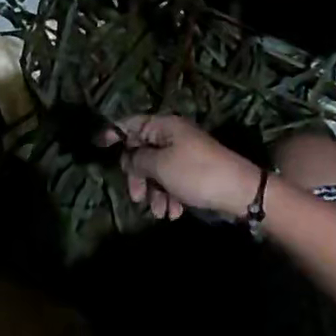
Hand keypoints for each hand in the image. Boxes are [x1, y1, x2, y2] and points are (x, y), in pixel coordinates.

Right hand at [102, 115, 261, 220]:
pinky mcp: (193, 172)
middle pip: (142, 151)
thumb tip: (128, 157)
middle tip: (137, 198)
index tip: (98, 147)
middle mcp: (173, 136)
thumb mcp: (160, 165)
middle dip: (137, 176)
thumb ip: (137, 159)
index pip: (132, 122)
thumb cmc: (196, 173)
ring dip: (155, 193)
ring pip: (156, 171)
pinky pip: (172, 182)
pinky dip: (169, 197)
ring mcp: (184, 154)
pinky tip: (174, 213)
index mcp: (165, 126)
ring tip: (161, 212)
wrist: (238, 191)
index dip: (113, 133)